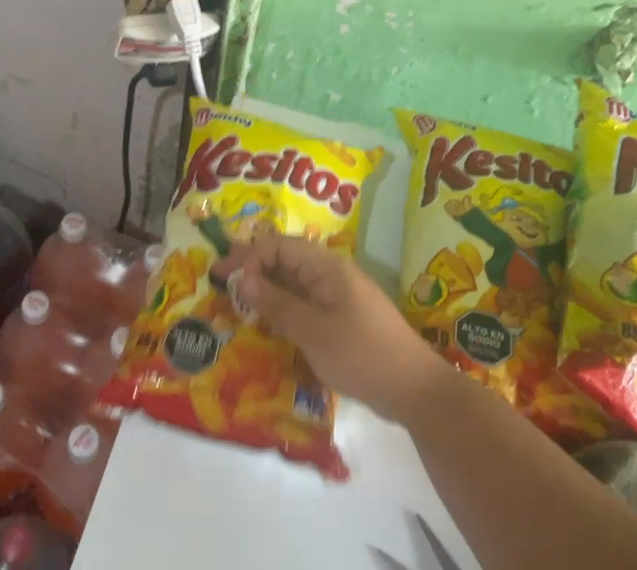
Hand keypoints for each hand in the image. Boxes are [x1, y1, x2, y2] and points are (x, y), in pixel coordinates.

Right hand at [214, 234, 448, 419]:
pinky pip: (306, 303)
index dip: (248, 256)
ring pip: (295, 282)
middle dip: (252, 267)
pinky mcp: (344, 319)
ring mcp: (340, 297)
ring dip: (266, 288)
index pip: (279, 246)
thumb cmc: (361, 355)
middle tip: (221, 280)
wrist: (415, 390)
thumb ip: (277, 303)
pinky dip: (284, 307)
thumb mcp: (312, 330)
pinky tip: (268, 322)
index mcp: (328, 267)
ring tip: (238, 301)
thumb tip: (243, 279)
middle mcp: (333, 275)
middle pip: (286, 260)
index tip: (222, 277)